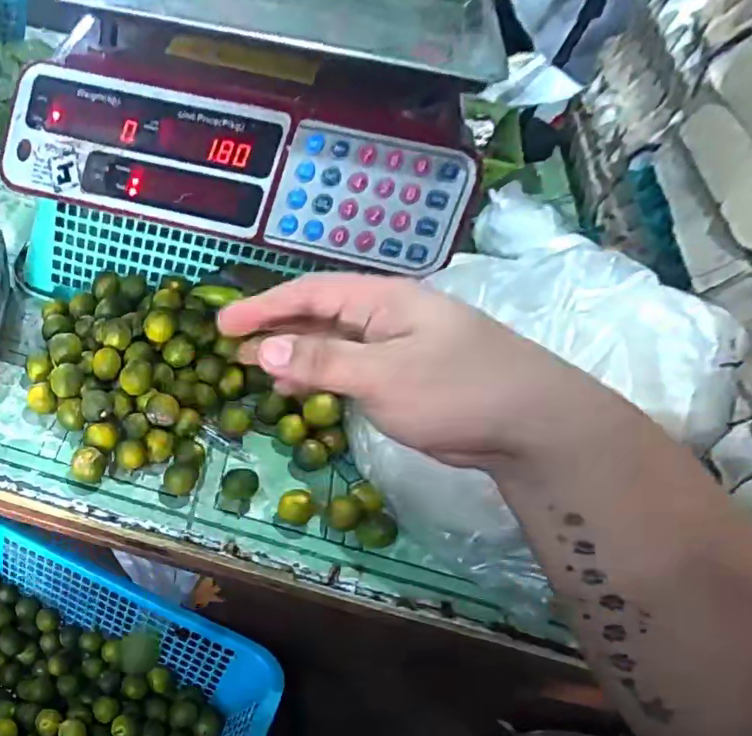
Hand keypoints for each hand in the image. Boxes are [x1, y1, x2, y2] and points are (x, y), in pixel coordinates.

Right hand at [216, 272, 620, 469]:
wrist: (528, 425)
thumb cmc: (456, 390)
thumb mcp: (381, 374)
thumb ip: (321, 360)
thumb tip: (262, 348)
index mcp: (382, 300)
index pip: (310, 294)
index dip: (263, 307)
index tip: (223, 324)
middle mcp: (384, 316)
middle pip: (316, 314)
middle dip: (272, 327)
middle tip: (229, 345)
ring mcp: (391, 347)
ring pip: (328, 342)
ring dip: (289, 352)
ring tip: (250, 365)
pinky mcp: (397, 377)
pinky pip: (343, 367)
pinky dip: (313, 375)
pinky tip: (293, 387)